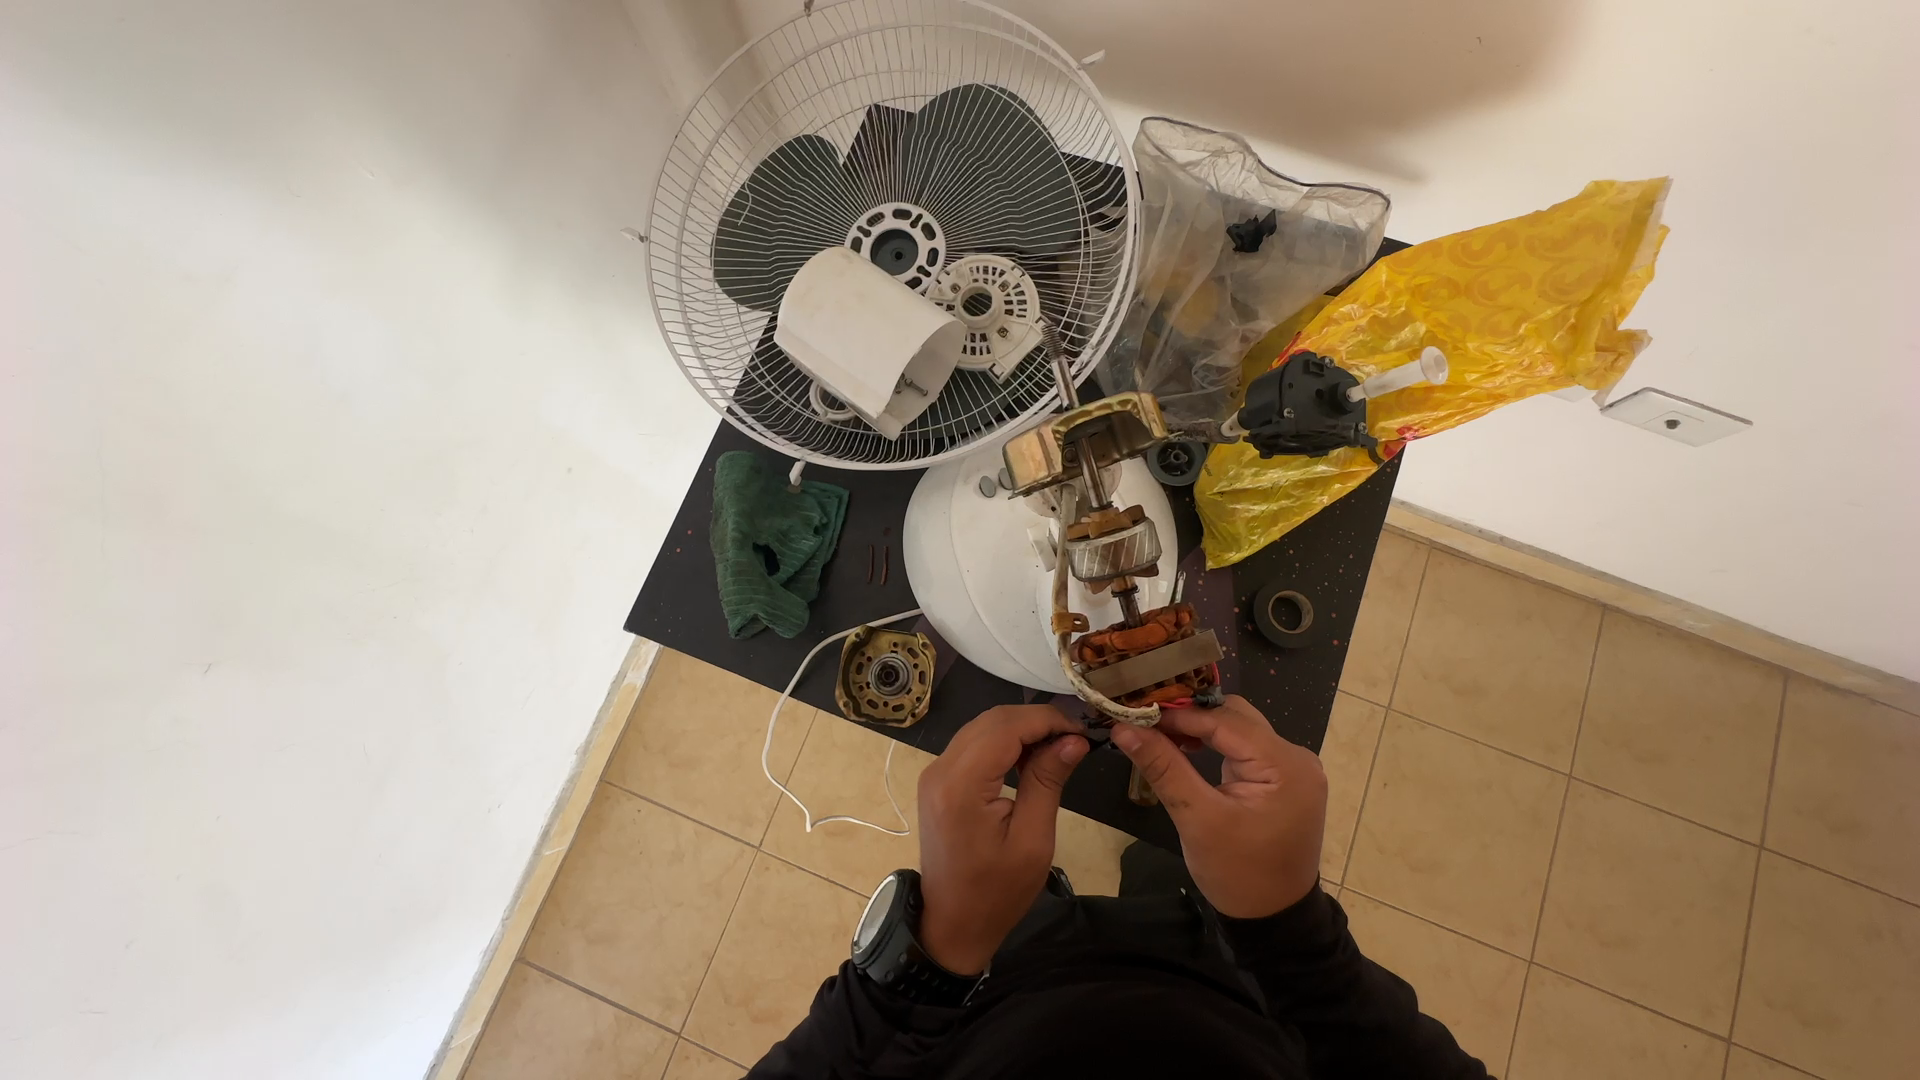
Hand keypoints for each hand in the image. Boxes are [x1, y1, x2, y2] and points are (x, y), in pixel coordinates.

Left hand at [915, 705, 1088, 974]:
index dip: (1046, 720)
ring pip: (982, 726)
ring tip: (1057, 747)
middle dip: (1035, 720)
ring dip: (1020, 728)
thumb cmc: (996, 892)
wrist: (951, 924)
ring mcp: (934, 771)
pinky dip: (1003, 741)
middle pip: (992, 720)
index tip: (1081, 731)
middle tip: (1073, 739)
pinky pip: (973, 743)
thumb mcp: (1033, 841)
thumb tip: (1073, 739)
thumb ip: (1048, 782)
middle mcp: (940, 768)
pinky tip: (1028, 757)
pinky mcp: (937, 779)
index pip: (1005, 727)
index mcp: (961, 785)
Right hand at [1110, 695, 1326, 917]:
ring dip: (1198, 726)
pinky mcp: (1281, 776)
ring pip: (1237, 727)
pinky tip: (1183, 747)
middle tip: (1144, 720)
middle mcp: (1295, 756)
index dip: (1178, 713)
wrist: (1274, 919)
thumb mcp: (1196, 818)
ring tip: (1157, 733)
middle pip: (1234, 715)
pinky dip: (1212, 741)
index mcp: (1285, 765)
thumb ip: (1162, 766)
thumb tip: (1123, 728)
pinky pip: (1242, 745)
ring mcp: (1291, 766)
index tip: (1135, 711)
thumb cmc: (1237, 872)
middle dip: (1187, 715)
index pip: (1224, 719)